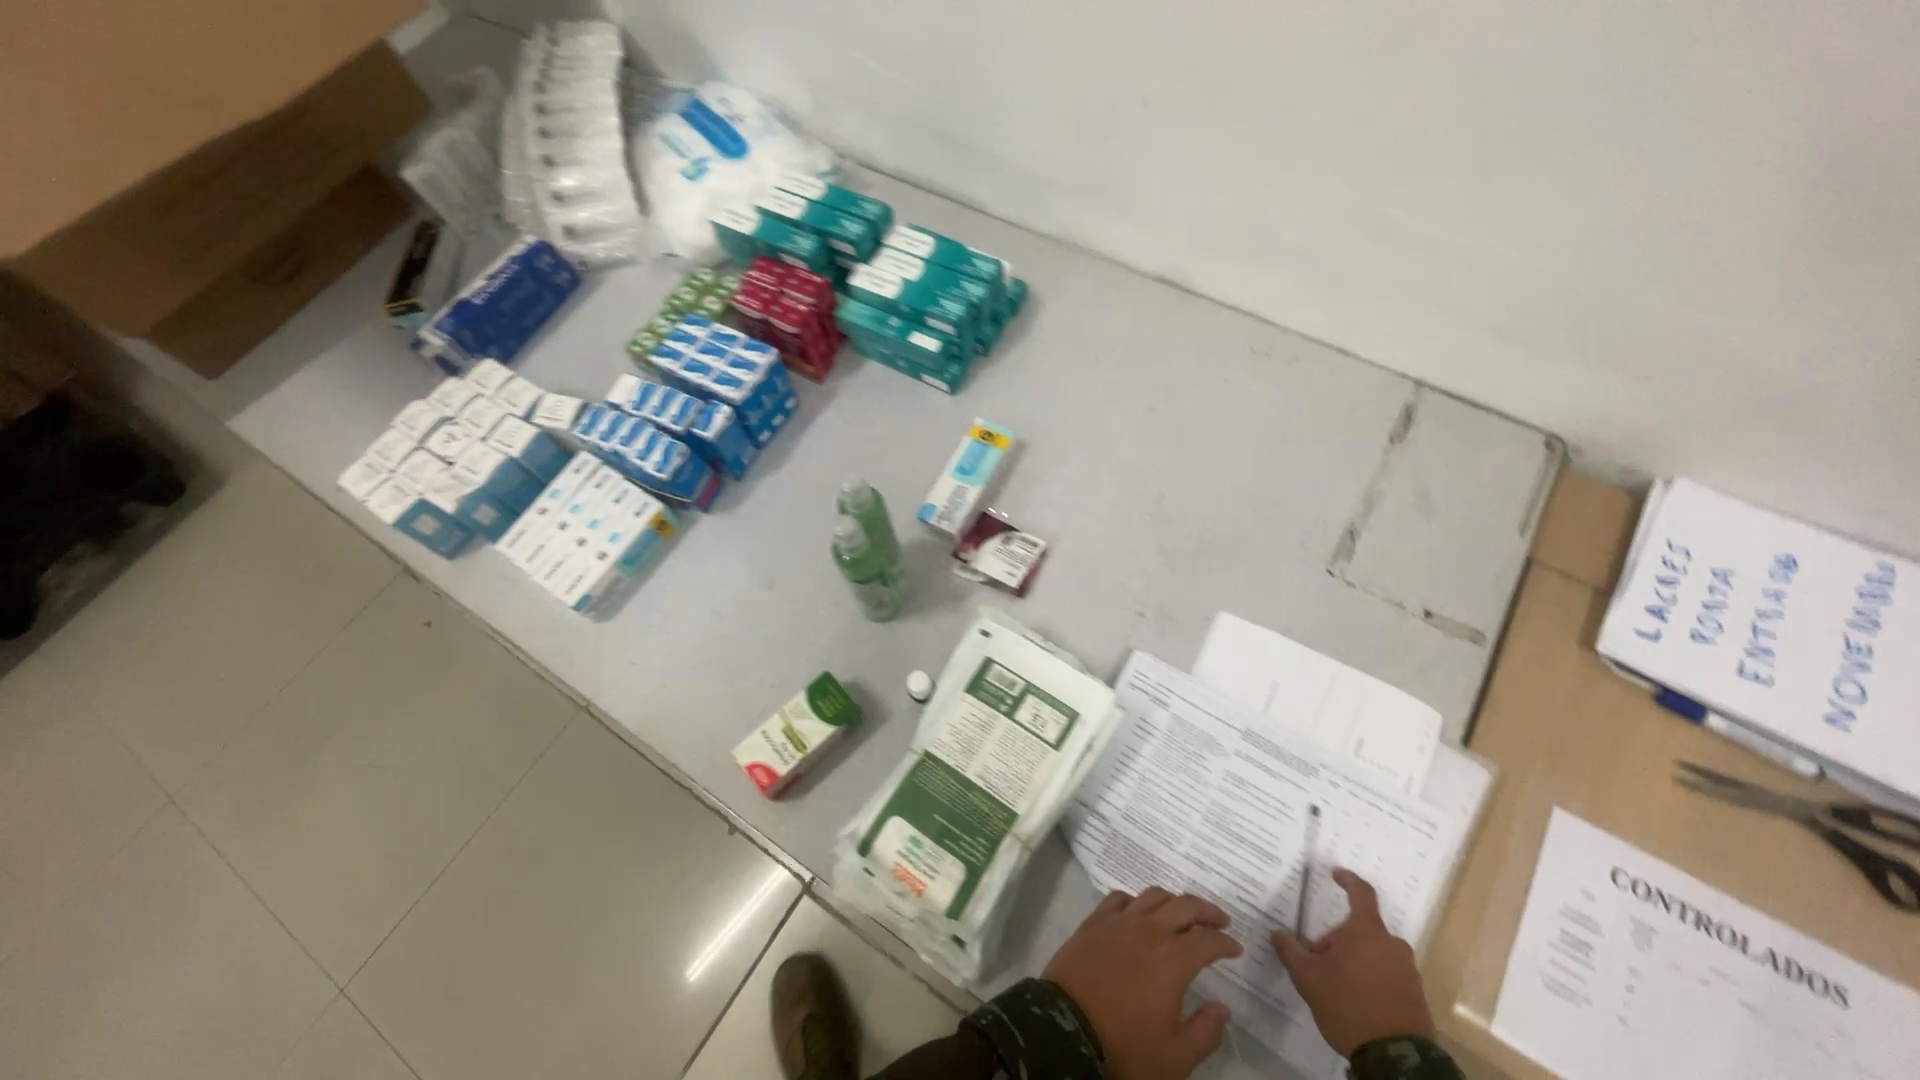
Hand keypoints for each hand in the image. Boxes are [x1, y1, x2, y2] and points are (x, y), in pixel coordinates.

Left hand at [1043, 888, 1243, 1079]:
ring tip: (1181, 913)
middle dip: (1207, 910)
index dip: (1226, 943)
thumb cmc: (1123, 1046)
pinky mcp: (1093, 923)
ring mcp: (1118, 923)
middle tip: (1219, 920)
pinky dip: (1136, 901)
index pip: (1209, 941)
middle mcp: (1148, 931)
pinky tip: (1138, 912)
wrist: (1063, 1032)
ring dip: (1173, 901)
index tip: (1235, 949)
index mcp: (1173, 959)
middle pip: (1184, 905)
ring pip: (1152, 895)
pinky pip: (1119, 898)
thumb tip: (1222, 1008)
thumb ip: (1206, 1032)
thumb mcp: (1175, 1055)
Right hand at [1271, 869, 1435, 1056]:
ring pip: (1374, 953)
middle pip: (1361, 930)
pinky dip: (1370, 978)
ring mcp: (1407, 970)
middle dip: (1338, 940)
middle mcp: (1392, 945)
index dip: (1348, 880)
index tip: (1336, 874)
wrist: (1395, 1056)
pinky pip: (1387, 974)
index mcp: (1366, 932)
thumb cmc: (1347, 1005)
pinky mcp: (1415, 994)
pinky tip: (1355, 1002)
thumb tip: (1278, 932)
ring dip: (1354, 960)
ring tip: (1335, 986)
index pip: (1361, 893)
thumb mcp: (1308, 978)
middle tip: (1318, 962)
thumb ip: (1291, 950)